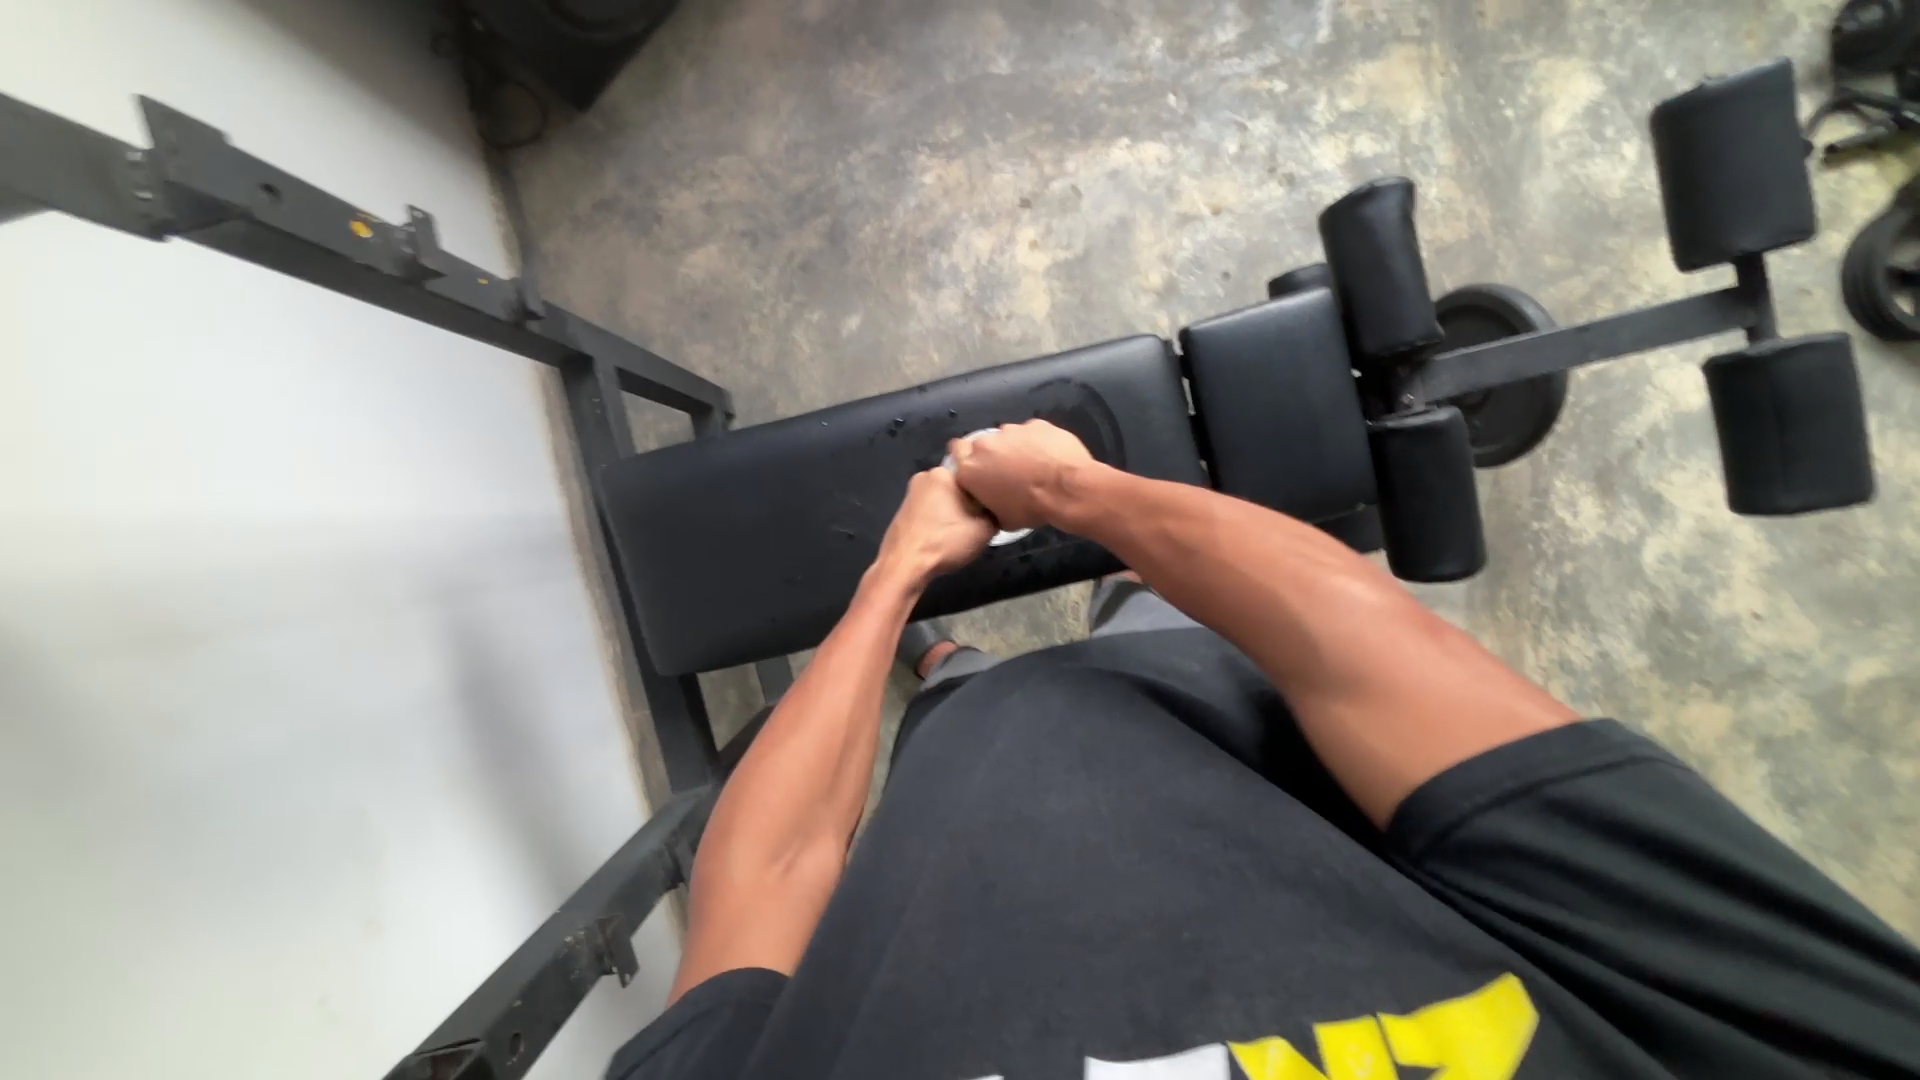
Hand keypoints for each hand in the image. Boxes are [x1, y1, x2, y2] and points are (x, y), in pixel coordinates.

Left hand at [873, 466, 996, 589]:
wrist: (904, 565)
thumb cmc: (946, 541)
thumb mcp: (985, 529)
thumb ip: (995, 514)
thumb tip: (994, 510)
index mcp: (943, 472)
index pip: (973, 475)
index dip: (985, 492)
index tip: (991, 508)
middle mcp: (924, 476)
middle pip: (956, 487)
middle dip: (967, 501)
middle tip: (978, 522)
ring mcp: (910, 494)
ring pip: (942, 500)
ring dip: (952, 512)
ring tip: (960, 532)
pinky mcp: (902, 512)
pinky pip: (928, 512)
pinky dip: (937, 521)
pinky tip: (942, 537)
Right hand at [948, 419, 1098, 530]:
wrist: (1066, 491)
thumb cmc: (1031, 509)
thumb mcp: (1003, 519)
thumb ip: (989, 504)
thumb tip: (992, 503)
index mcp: (970, 469)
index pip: (956, 452)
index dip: (966, 458)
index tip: (979, 467)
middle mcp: (985, 445)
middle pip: (982, 445)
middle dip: (992, 455)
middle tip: (1009, 470)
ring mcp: (1011, 431)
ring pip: (1008, 437)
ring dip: (1015, 447)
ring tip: (1034, 464)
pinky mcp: (1035, 424)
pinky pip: (1031, 433)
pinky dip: (1037, 442)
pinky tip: (1049, 456)